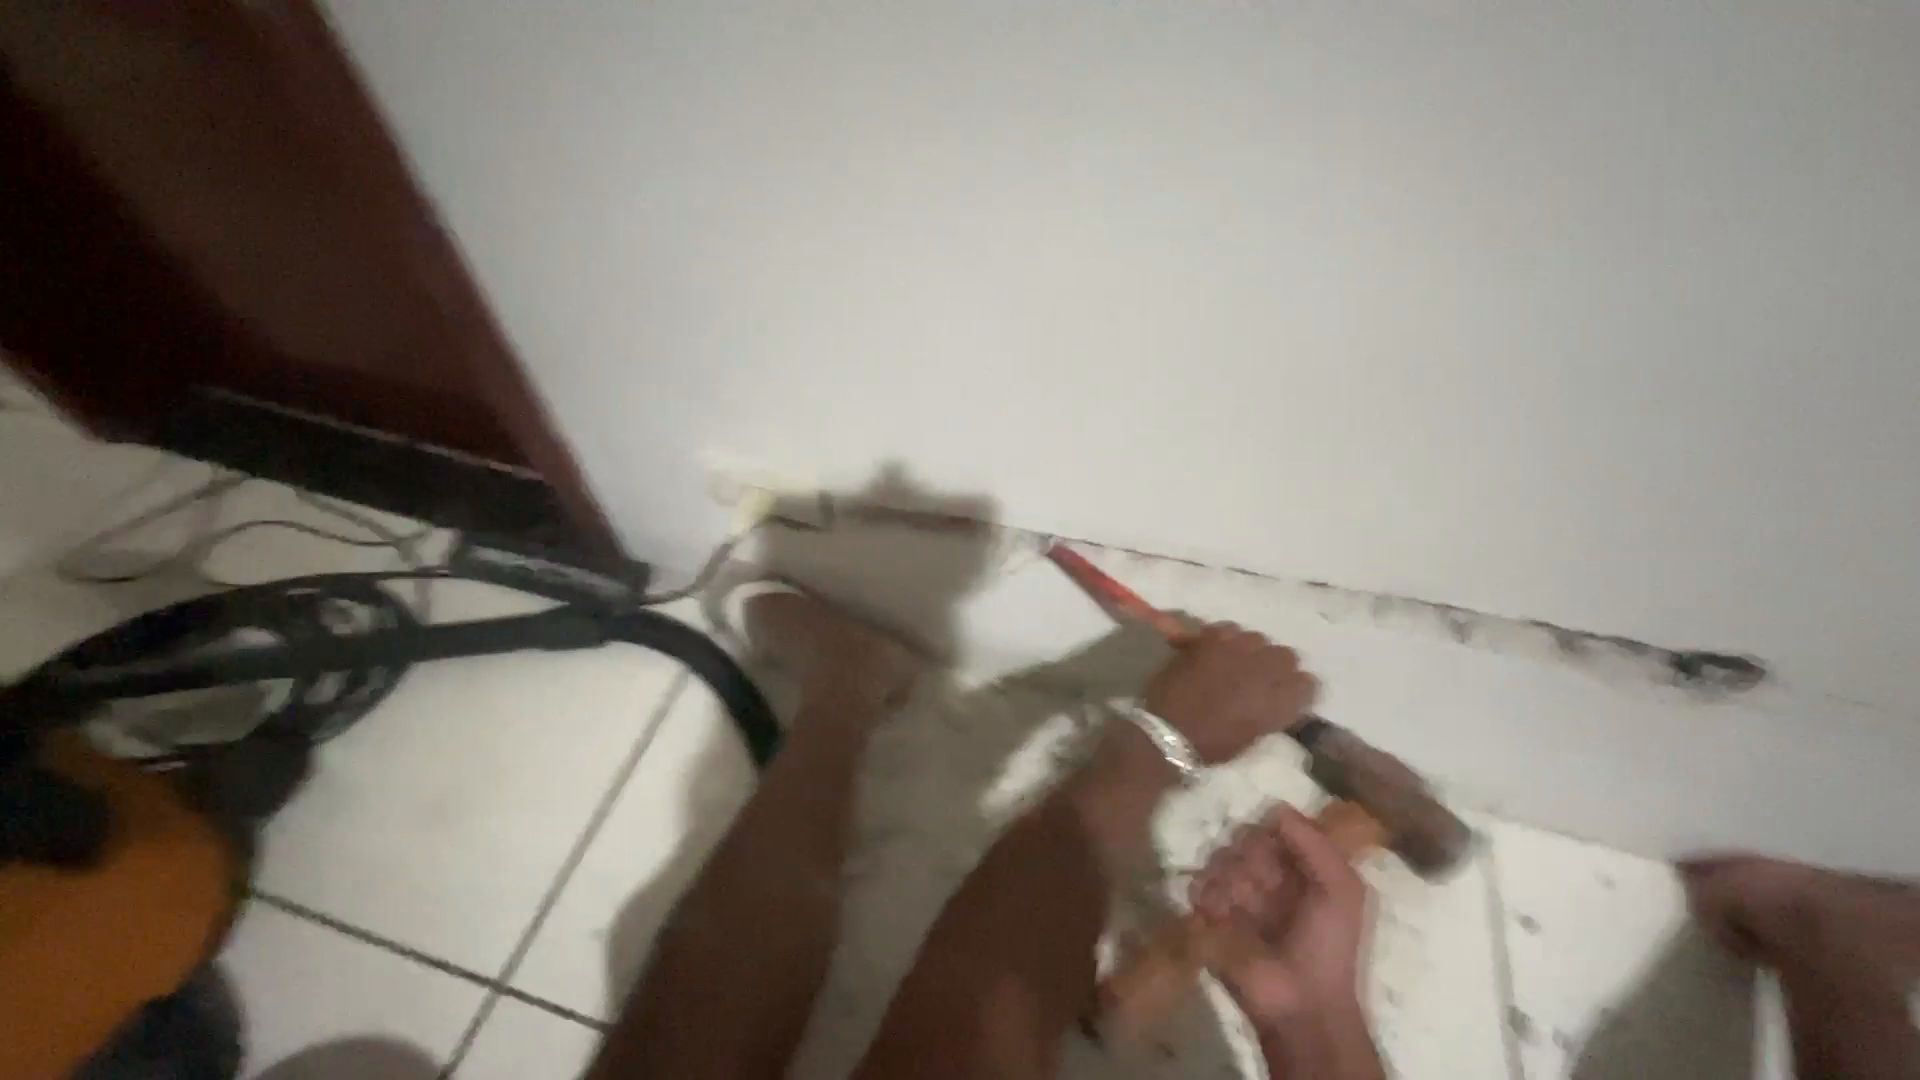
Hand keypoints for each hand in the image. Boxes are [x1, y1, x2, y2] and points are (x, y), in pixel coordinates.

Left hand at [1143, 622, 1316, 764]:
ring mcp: (1236, 651)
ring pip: (1258, 638)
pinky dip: (1226, 638)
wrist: (1168, 731)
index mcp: (1279, 701)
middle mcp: (1264, 671)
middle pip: (1287, 655)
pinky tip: (1217, 651)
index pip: (1308, 683)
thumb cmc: (1212, 745)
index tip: (1285, 692)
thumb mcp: (1254, 735)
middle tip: (1260, 675)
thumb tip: (1279, 698)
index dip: (1296, 687)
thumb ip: (1272, 712)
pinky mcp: (1208, 640)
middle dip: (1276, 664)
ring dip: (1251, 649)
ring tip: (1237, 661)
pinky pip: (1228, 629)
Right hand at [1190, 804, 1371, 1030]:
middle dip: (1250, 858)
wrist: (1300, 1003)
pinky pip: (1197, 885)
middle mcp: (1265, 874)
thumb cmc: (1328, 946)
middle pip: (1241, 837)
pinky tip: (1221, 915)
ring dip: (1230, 880)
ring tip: (1243, 909)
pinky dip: (1207, 896)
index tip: (1278, 849)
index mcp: (1298, 866)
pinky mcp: (1208, 914)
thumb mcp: (1342, 890)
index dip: (1272, 832)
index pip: (1273, 825)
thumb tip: (1275, 807)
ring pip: (1218, 858)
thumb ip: (1316, 844)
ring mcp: (1234, 893)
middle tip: (1264, 888)